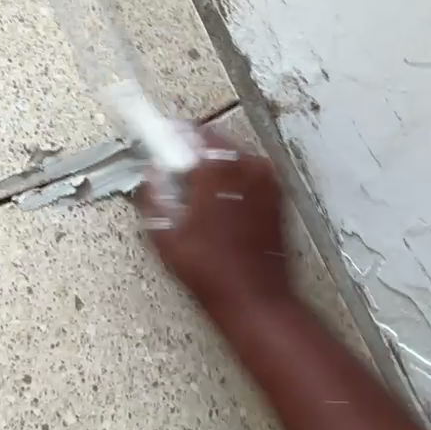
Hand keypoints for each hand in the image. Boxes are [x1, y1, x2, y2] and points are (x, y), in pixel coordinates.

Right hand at [138, 133, 293, 317]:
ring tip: (197, 185)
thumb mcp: (166, 236)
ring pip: (234, 154)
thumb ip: (155, 196)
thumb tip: (152, 173)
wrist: (254, 297)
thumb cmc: (209, 270)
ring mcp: (267, 181)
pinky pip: (251, 171)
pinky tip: (219, 199)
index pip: (191, 133)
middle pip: (215, 141)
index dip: (172, 132)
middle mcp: (246, 169)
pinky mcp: (278, 195)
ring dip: (214, 162)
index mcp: (216, 172)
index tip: (158, 134)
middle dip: (192, 148)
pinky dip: (233, 176)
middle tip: (174, 165)